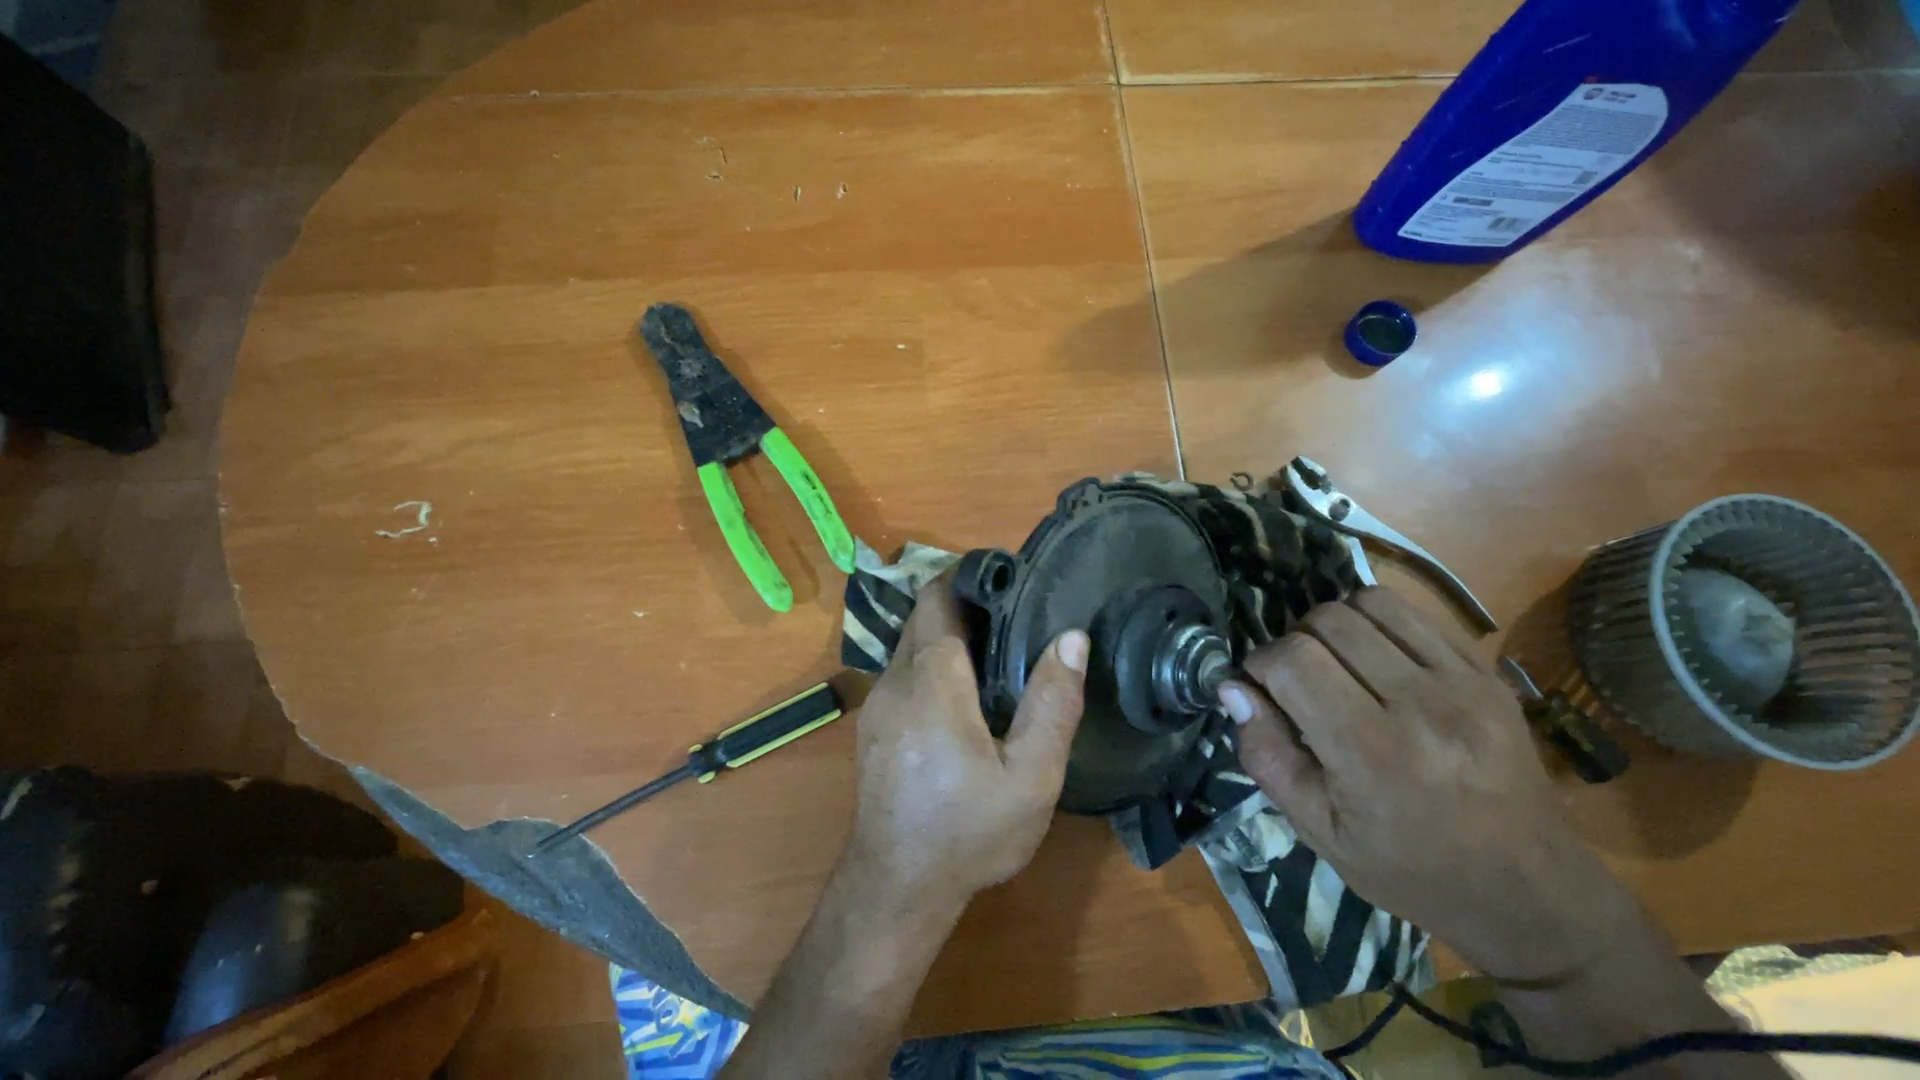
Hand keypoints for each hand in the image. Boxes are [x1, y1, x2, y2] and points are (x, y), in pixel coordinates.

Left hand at [841, 578, 1088, 917]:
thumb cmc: (969, 831)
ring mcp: (876, 707)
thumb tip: (1071, 637)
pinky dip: (931, 665)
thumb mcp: (1030, 777)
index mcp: (931, 683)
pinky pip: (903, 675)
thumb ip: (1052, 704)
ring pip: (909, 647)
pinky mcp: (872, 729)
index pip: (937, 600)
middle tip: (1015, 613)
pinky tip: (964, 695)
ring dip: (946, 637)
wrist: (898, 887)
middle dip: (962, 604)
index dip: (968, 578)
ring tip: (998, 650)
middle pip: (922, 619)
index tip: (1008, 578)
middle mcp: (894, 682)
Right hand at [1220, 587, 1627, 983]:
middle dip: (1294, 643)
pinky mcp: (1487, 673)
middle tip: (1297, 683)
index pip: (1293, 660)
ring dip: (1335, 626)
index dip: (1259, 665)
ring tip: (1336, 665)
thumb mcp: (1319, 832)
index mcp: (1371, 752)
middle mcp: (1419, 705)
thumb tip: (1234, 689)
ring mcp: (1462, 682)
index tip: (1259, 690)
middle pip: (1326, 621)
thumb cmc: (1409, 870)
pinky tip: (1378, 664)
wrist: (1527, 888)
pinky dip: (1379, 627)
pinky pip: (1415, 616)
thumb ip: (1267, 756)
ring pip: (1369, 603)